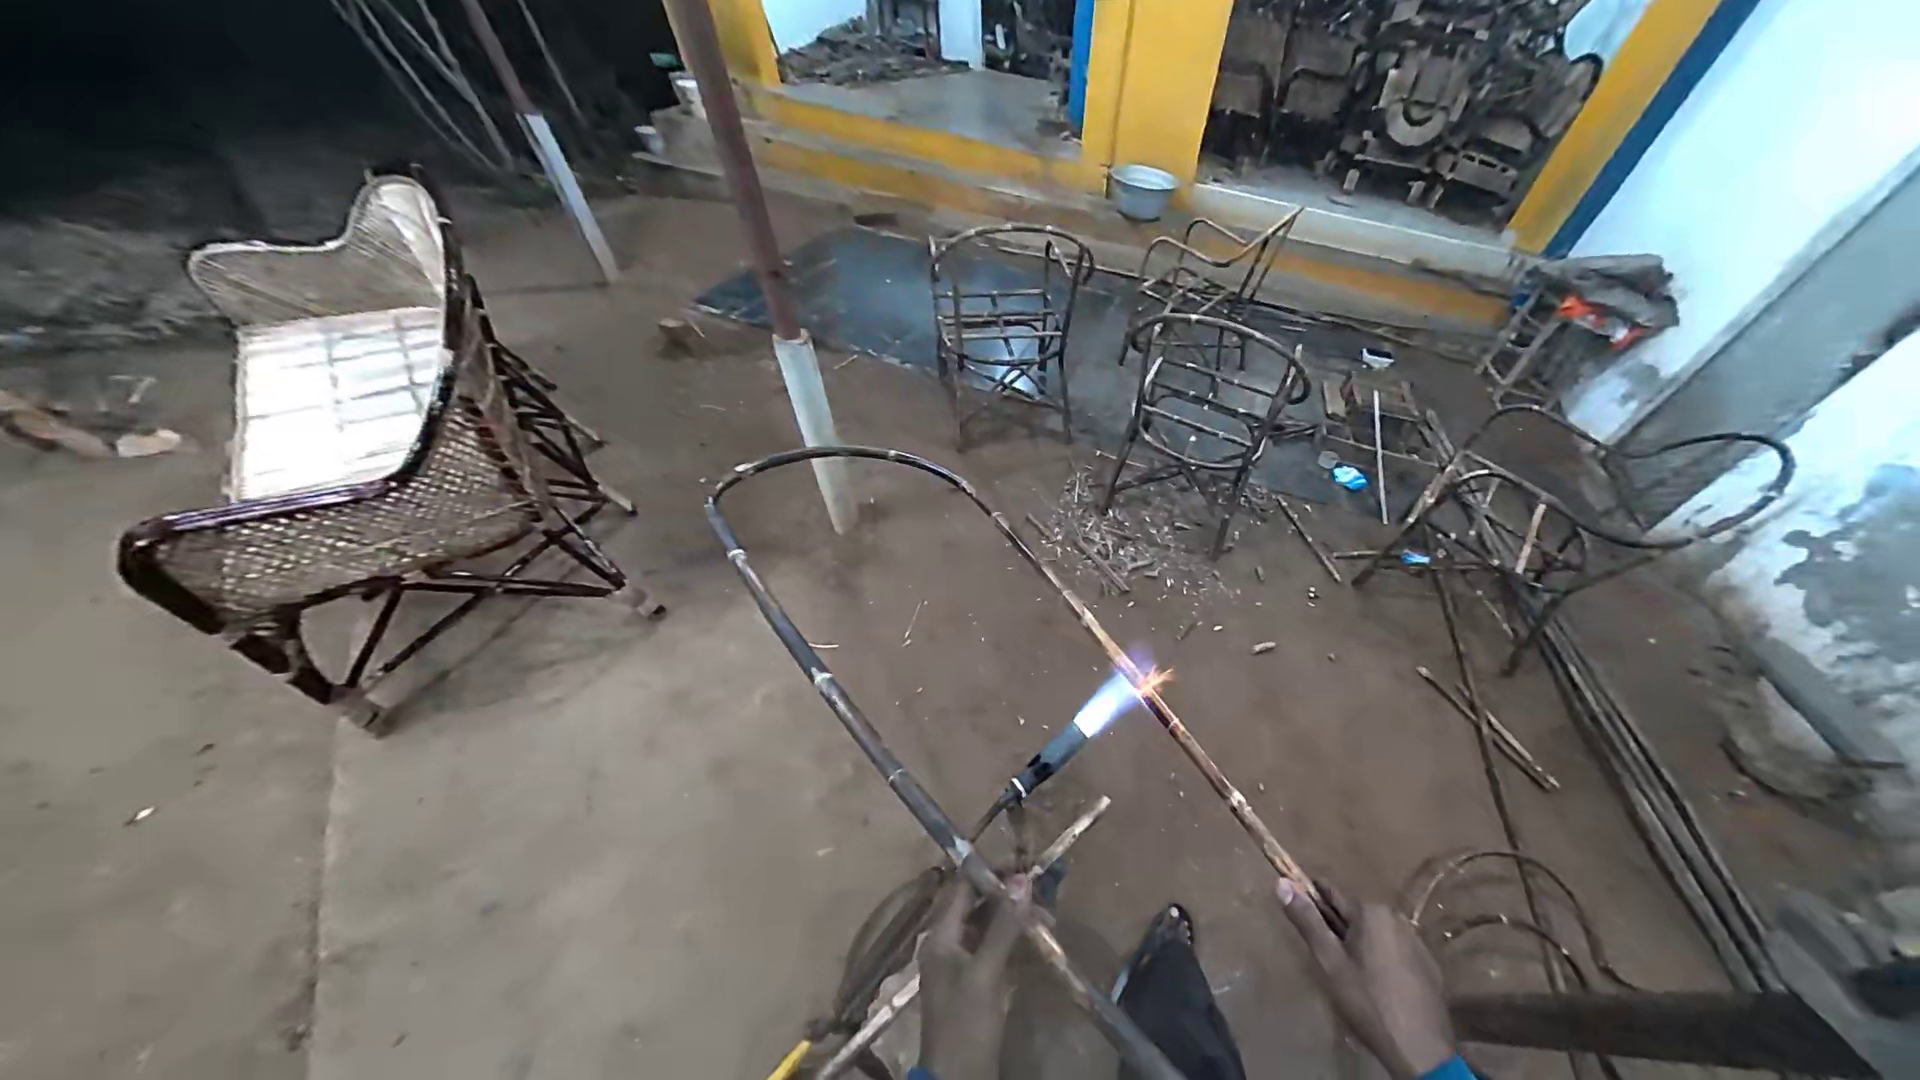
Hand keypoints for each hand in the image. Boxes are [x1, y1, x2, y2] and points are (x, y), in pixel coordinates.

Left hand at [917, 875, 1029, 1079]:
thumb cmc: (965, 1024)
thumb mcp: (986, 973)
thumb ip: (1003, 926)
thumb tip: (1023, 879)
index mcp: (940, 934)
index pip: (963, 887)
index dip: (990, 872)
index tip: (1023, 865)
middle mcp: (948, 943)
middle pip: (977, 906)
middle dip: (1008, 896)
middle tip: (1042, 893)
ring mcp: (961, 965)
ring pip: (988, 928)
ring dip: (1014, 920)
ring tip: (1047, 918)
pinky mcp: (976, 985)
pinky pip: (994, 952)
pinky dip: (1013, 943)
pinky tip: (1037, 942)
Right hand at [1275, 879, 1454, 1079]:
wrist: (1422, 1054)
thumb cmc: (1367, 1002)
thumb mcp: (1328, 959)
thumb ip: (1305, 918)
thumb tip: (1281, 882)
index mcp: (1371, 911)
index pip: (1329, 892)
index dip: (1311, 905)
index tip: (1303, 924)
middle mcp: (1397, 917)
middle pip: (1353, 912)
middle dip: (1335, 927)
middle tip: (1326, 957)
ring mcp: (1417, 942)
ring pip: (1373, 931)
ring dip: (1358, 942)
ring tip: (1349, 974)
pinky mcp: (1430, 966)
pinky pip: (1394, 949)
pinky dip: (1380, 957)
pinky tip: (1377, 985)